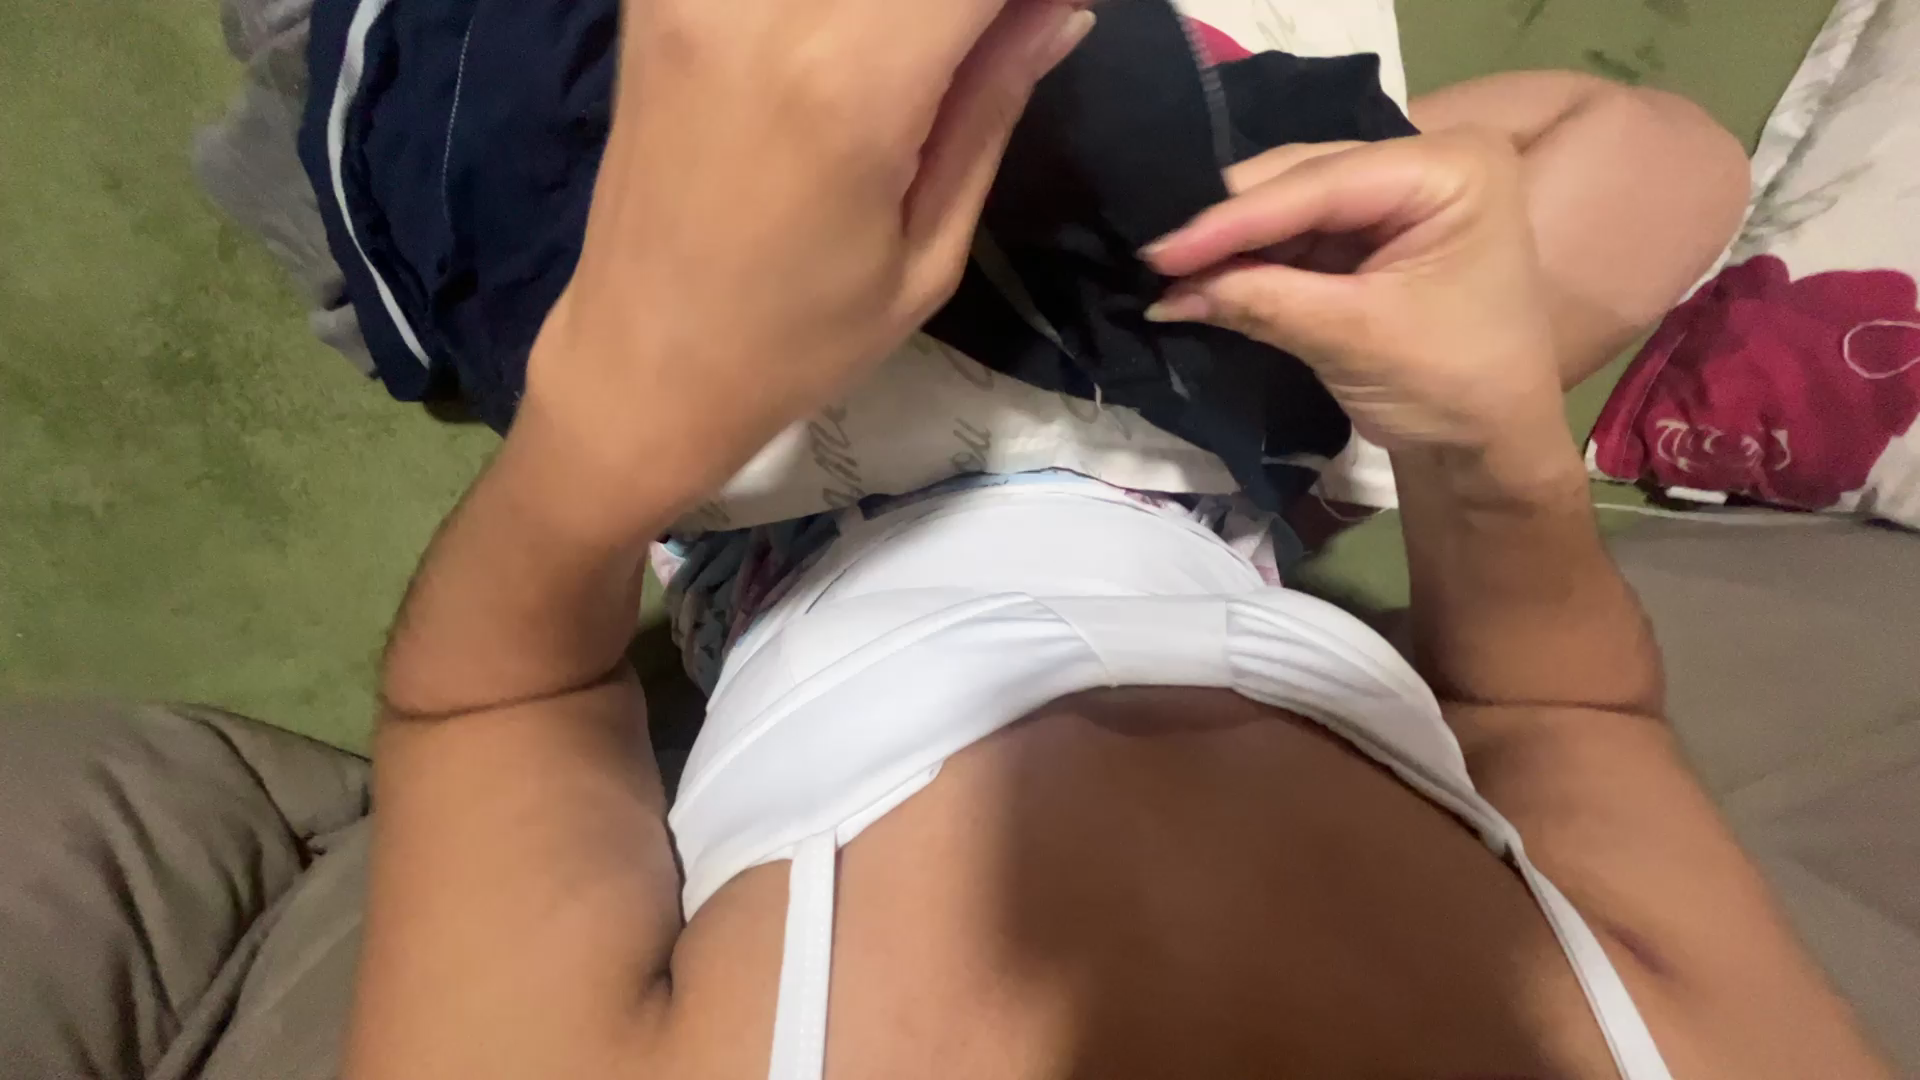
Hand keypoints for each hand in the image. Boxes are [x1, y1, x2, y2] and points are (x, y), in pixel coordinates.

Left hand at [521, 0, 1095, 512]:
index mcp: (850, 83)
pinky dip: (836, 14)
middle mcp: (764, 1)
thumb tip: (1057, 9)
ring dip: (898, 12)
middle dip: (960, 7)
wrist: (648, 366)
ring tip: (911, 68)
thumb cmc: (800, 345)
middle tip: (973, 55)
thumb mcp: (926, 263)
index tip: (1035, 28)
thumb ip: (989, 113)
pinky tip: (848, 54)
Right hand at [1142, 131, 1565, 453]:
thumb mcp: (1354, 338)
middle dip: (1223, 224)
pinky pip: (1284, 242)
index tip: (1159, 252)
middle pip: (1296, 180)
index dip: (1232, 219)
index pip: (1319, 184)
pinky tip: (1196, 278)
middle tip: (1149, 256)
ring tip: (1162, 270)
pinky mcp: (1355, 241)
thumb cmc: (1447, 383)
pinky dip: (1240, 264)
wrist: (1478, 440)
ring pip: (1281, 209)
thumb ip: (1261, 303)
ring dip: (1224, 244)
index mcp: (1448, 169)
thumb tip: (1166, 295)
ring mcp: (1383, 201)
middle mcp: (1416, 166)